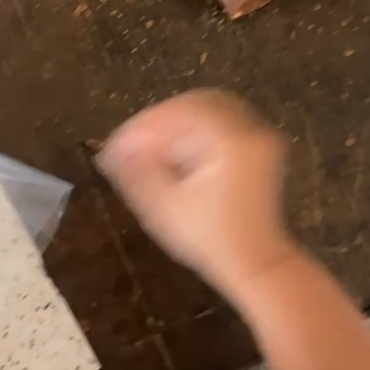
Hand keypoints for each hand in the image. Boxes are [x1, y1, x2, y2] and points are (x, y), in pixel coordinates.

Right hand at [97, 89, 298, 297]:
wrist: (255, 265)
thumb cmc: (209, 239)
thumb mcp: (163, 207)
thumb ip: (136, 171)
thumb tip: (111, 149)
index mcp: (231, 141)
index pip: (182, 110)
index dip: (145, 123)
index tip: (119, 145)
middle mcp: (250, 132)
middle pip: (198, 104)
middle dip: (160, 120)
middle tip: (132, 144)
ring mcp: (258, 141)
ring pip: (210, 114)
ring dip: (176, 127)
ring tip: (150, 152)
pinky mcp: (257, 153)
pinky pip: (221, 128)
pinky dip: (194, 135)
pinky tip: (174, 158)